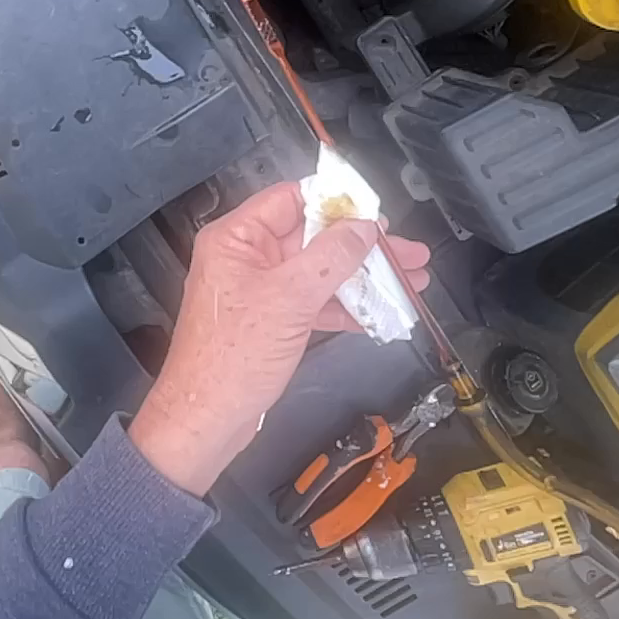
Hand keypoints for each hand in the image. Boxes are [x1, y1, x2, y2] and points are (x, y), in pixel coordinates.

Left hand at [129, 182, 431, 495]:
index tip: (377, 211)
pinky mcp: (270, 319)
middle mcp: (245, 256)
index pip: (289, 200)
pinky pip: (313, 301)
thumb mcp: (289, 299)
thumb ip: (330, 258)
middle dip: (362, 244)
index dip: (334, 202)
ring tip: (411, 279)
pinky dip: (345, 306)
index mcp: (236, 238)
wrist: (207, 418)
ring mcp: (258, 289)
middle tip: (408, 251)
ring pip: (317, 271)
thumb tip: (364, 227)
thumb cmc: (234, 356)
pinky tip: (381, 312)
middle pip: (310, 236)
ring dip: (362, 276)